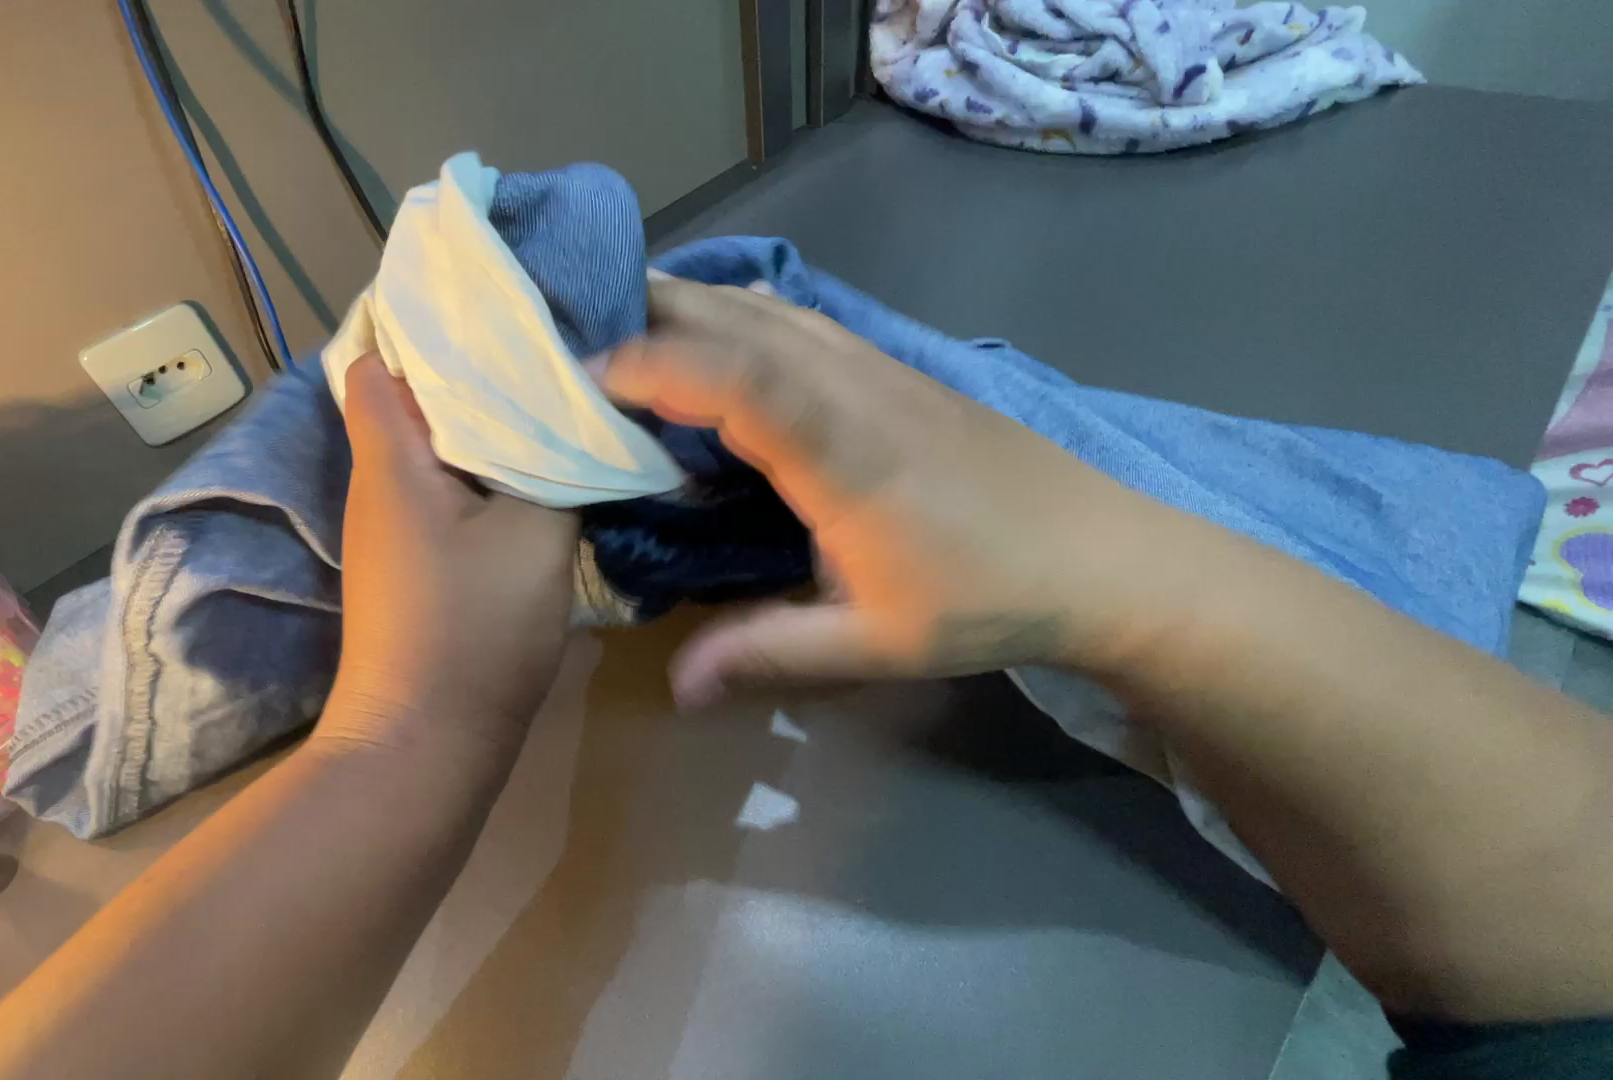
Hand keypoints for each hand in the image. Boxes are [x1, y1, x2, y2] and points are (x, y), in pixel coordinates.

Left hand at [325, 355, 578, 745]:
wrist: (428, 741)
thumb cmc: (476, 627)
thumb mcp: (537, 531)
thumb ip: (558, 460)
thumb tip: (574, 415)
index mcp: (392, 456)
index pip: (384, 357)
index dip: (432, 326)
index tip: (501, 312)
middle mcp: (380, 482)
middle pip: (418, 399)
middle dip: (479, 371)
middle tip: (553, 352)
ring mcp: (395, 526)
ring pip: (439, 447)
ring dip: (489, 427)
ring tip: (556, 403)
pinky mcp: (417, 561)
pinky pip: (450, 490)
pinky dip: (489, 473)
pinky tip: (540, 475)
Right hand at [604, 278, 1193, 704]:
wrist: (1106, 556)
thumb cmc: (987, 600)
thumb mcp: (873, 642)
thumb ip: (768, 651)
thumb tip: (675, 686)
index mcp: (843, 453)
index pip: (739, 379)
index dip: (659, 364)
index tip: (587, 373)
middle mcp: (855, 388)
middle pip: (744, 319)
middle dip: (655, 310)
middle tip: (580, 325)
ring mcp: (879, 368)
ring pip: (772, 310)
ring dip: (696, 303)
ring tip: (630, 316)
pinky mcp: (896, 370)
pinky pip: (801, 322)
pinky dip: (741, 314)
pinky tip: (720, 329)